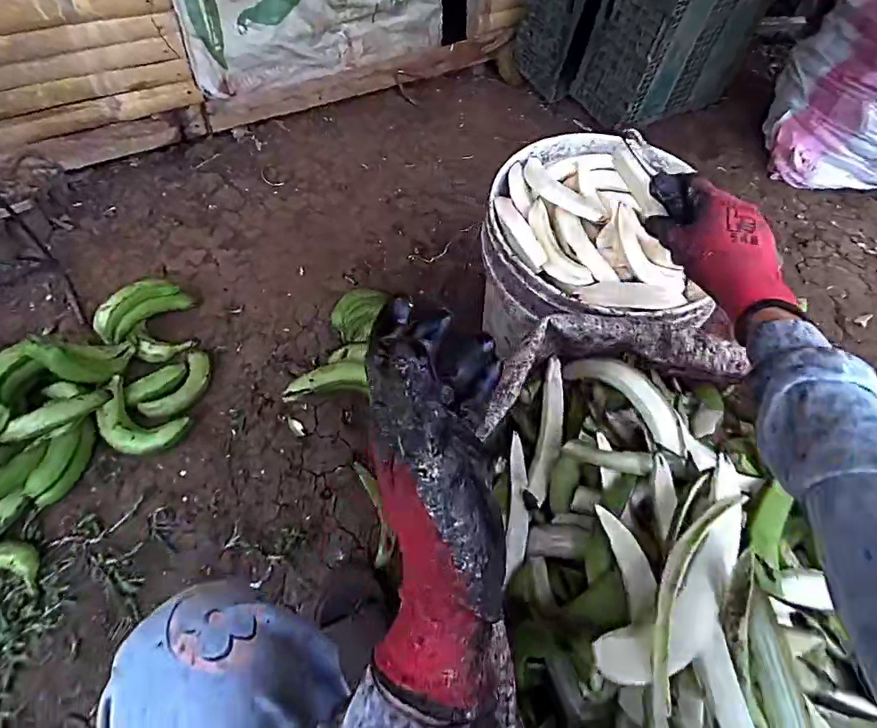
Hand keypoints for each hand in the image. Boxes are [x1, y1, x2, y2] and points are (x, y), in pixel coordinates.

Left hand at [363, 299, 501, 721]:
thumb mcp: (421, 443)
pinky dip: (478, 390)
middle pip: (416, 369)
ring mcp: (435, 440)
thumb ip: (411, 392)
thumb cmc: (436, 509)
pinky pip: (466, 412)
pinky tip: (493, 374)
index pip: (383, 361)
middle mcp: (408, 423)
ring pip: (443, 388)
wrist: (456, 575)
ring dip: (460, 362)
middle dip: (430, 341)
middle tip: (447, 318)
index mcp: (390, 418)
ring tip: (483, 343)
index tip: (404, 302)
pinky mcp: (459, 456)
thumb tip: (398, 342)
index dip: (391, 329)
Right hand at [644, 175, 798, 331]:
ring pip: (728, 218)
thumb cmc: (717, 264)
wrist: (752, 291)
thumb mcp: (678, 244)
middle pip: (712, 202)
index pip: (694, 183)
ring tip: (702, 247)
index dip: (677, 189)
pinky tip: (719, 256)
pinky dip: (730, 240)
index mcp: (717, 200)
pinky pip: (742, 232)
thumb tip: (656, 222)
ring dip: (714, 227)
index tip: (670, 197)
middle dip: (697, 214)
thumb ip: (664, 227)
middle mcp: (740, 206)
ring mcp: (757, 222)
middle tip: (683, 228)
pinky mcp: (767, 240)